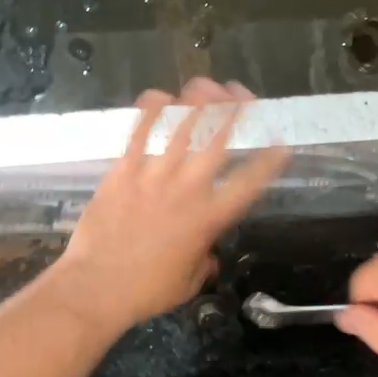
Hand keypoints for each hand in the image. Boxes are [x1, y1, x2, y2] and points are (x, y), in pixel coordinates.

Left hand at [42, 78, 290, 333]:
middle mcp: (186, 189)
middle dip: (233, 112)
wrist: (97, 286)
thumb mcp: (188, 282)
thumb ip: (204, 261)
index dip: (268, 160)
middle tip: (242, 95)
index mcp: (208, 218)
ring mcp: (152, 176)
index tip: (280, 141)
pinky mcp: (122, 172)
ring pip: (180, 130)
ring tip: (208, 85)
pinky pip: (138, 134)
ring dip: (197, 103)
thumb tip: (209, 255)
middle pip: (216, 141)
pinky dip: (149, 112)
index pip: (248, 182)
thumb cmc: (146, 291)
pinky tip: (159, 95)